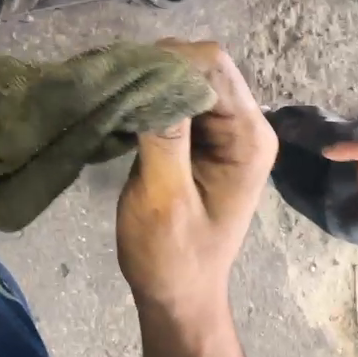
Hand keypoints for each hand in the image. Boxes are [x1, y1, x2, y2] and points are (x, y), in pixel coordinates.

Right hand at [117, 42, 277, 322]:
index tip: (125, 78)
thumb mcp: (164, 198)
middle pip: (201, 66)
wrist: (175, 295)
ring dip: (147, 81)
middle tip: (112, 87)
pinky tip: (119, 107)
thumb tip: (154, 75)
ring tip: (110, 94)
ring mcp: (219, 131)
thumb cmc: (172, 255)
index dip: (170, 61)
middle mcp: (241, 125)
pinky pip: (172, 98)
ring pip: (183, 78)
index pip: (213, 67)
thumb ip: (165, 136)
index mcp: (247, 137)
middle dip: (156, 67)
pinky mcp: (196, 138)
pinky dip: (145, 96)